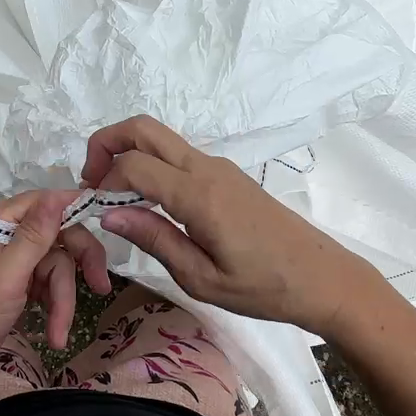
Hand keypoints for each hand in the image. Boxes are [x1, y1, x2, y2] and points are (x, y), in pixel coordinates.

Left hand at [0, 190, 112, 382]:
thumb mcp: (4, 277)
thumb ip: (33, 237)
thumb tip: (58, 195)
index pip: (43, 203)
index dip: (74, 211)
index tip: (108, 223)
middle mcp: (3, 234)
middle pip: (57, 235)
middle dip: (77, 265)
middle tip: (100, 288)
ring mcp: (11, 259)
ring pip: (56, 265)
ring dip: (63, 299)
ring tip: (58, 334)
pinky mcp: (17, 282)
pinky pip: (48, 284)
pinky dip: (55, 307)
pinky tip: (54, 333)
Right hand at [83, 116, 368, 334]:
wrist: (323, 278)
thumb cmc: (263, 287)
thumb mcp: (201, 278)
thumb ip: (154, 239)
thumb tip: (109, 213)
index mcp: (198, 194)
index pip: (133, 164)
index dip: (103, 182)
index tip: (94, 211)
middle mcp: (205, 168)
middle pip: (142, 128)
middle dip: (106, 143)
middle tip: (92, 182)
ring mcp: (217, 166)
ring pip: (159, 137)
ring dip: (128, 153)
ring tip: (115, 197)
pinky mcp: (224, 174)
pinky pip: (176, 155)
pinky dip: (150, 164)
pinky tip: (148, 202)